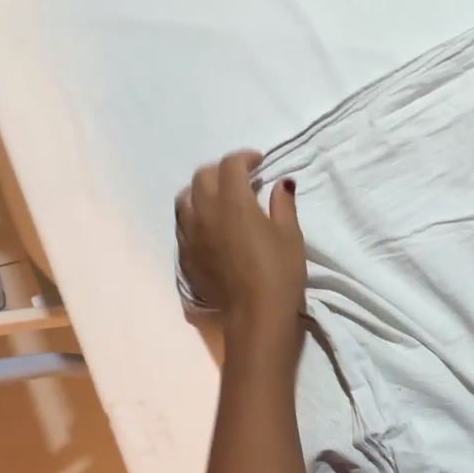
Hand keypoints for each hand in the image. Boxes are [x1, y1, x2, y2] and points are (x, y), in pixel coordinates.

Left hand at [175, 150, 305, 330]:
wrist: (256, 315)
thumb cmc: (279, 272)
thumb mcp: (291, 235)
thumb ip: (283, 204)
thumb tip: (281, 184)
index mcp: (233, 200)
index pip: (231, 164)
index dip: (245, 157)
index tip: (258, 162)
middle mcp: (204, 210)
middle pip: (203, 176)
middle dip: (221, 170)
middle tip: (239, 178)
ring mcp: (189, 233)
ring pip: (185, 197)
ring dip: (201, 190)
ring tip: (217, 198)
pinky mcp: (185, 254)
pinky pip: (182, 224)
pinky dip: (194, 215)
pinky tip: (208, 226)